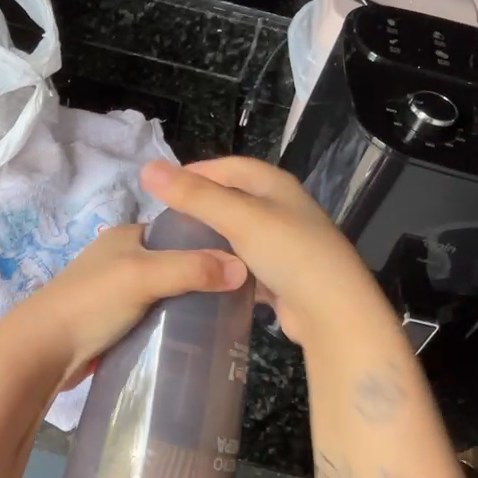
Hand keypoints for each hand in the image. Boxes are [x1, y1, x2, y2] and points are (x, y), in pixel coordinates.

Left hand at [0, 221, 247, 390]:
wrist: (43, 351)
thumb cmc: (92, 303)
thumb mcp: (145, 276)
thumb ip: (192, 269)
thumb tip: (243, 269)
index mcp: (127, 236)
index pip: (179, 232)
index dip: (210, 246)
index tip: (243, 266)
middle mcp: (121, 260)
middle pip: (175, 266)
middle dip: (202, 282)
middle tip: (237, 303)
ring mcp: (115, 295)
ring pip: (164, 297)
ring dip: (186, 309)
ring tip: (222, 324)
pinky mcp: (113, 326)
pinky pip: (152, 322)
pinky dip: (169, 329)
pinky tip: (192, 342)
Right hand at [140, 158, 391, 346]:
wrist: (330, 311)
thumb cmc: (288, 253)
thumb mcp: (239, 218)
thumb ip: (195, 196)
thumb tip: (147, 170)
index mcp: (276, 186)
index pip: (230, 166)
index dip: (196, 171)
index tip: (162, 187)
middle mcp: (282, 210)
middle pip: (233, 200)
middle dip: (201, 207)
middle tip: (165, 220)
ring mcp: (283, 245)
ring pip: (237, 235)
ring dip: (211, 240)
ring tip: (177, 248)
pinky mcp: (280, 277)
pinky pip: (244, 265)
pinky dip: (224, 267)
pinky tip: (203, 277)